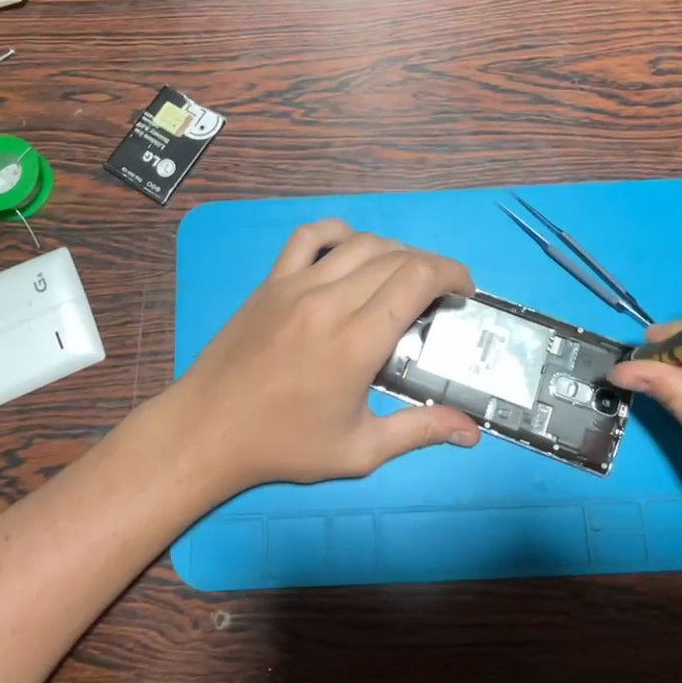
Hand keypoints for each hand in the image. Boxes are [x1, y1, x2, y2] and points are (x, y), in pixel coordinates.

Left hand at [164, 219, 482, 491]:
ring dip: (393, 250)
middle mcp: (330, 301)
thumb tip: (473, 432)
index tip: (464, 291)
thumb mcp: (359, 450)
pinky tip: (351, 249)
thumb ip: (419, 431)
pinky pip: (308, 237)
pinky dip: (338, 232)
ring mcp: (296, 285)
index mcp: (357, 341)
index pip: (417, 278)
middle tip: (440, 293)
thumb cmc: (284, 444)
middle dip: (430, 266)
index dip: (452, 273)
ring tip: (404, 274)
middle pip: (395, 256)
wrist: (208, 429)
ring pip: (359, 243)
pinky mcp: (271, 282)